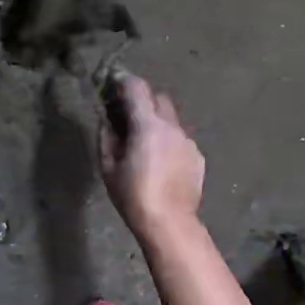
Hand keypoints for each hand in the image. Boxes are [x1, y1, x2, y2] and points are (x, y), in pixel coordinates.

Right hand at [99, 71, 204, 236]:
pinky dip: (169, 140)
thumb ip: (106, 137)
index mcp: (148, 126)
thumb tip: (107, 122)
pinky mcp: (197, 156)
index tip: (113, 83)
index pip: (137, 88)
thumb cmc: (132, 195)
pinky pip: (180, 139)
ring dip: (157, 121)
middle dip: (143, 99)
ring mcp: (188, 141)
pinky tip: (161, 162)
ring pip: (172, 119)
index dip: (123, 81)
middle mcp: (172, 127)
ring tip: (145, 142)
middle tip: (128, 113)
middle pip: (159, 97)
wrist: (169, 223)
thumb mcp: (108, 167)